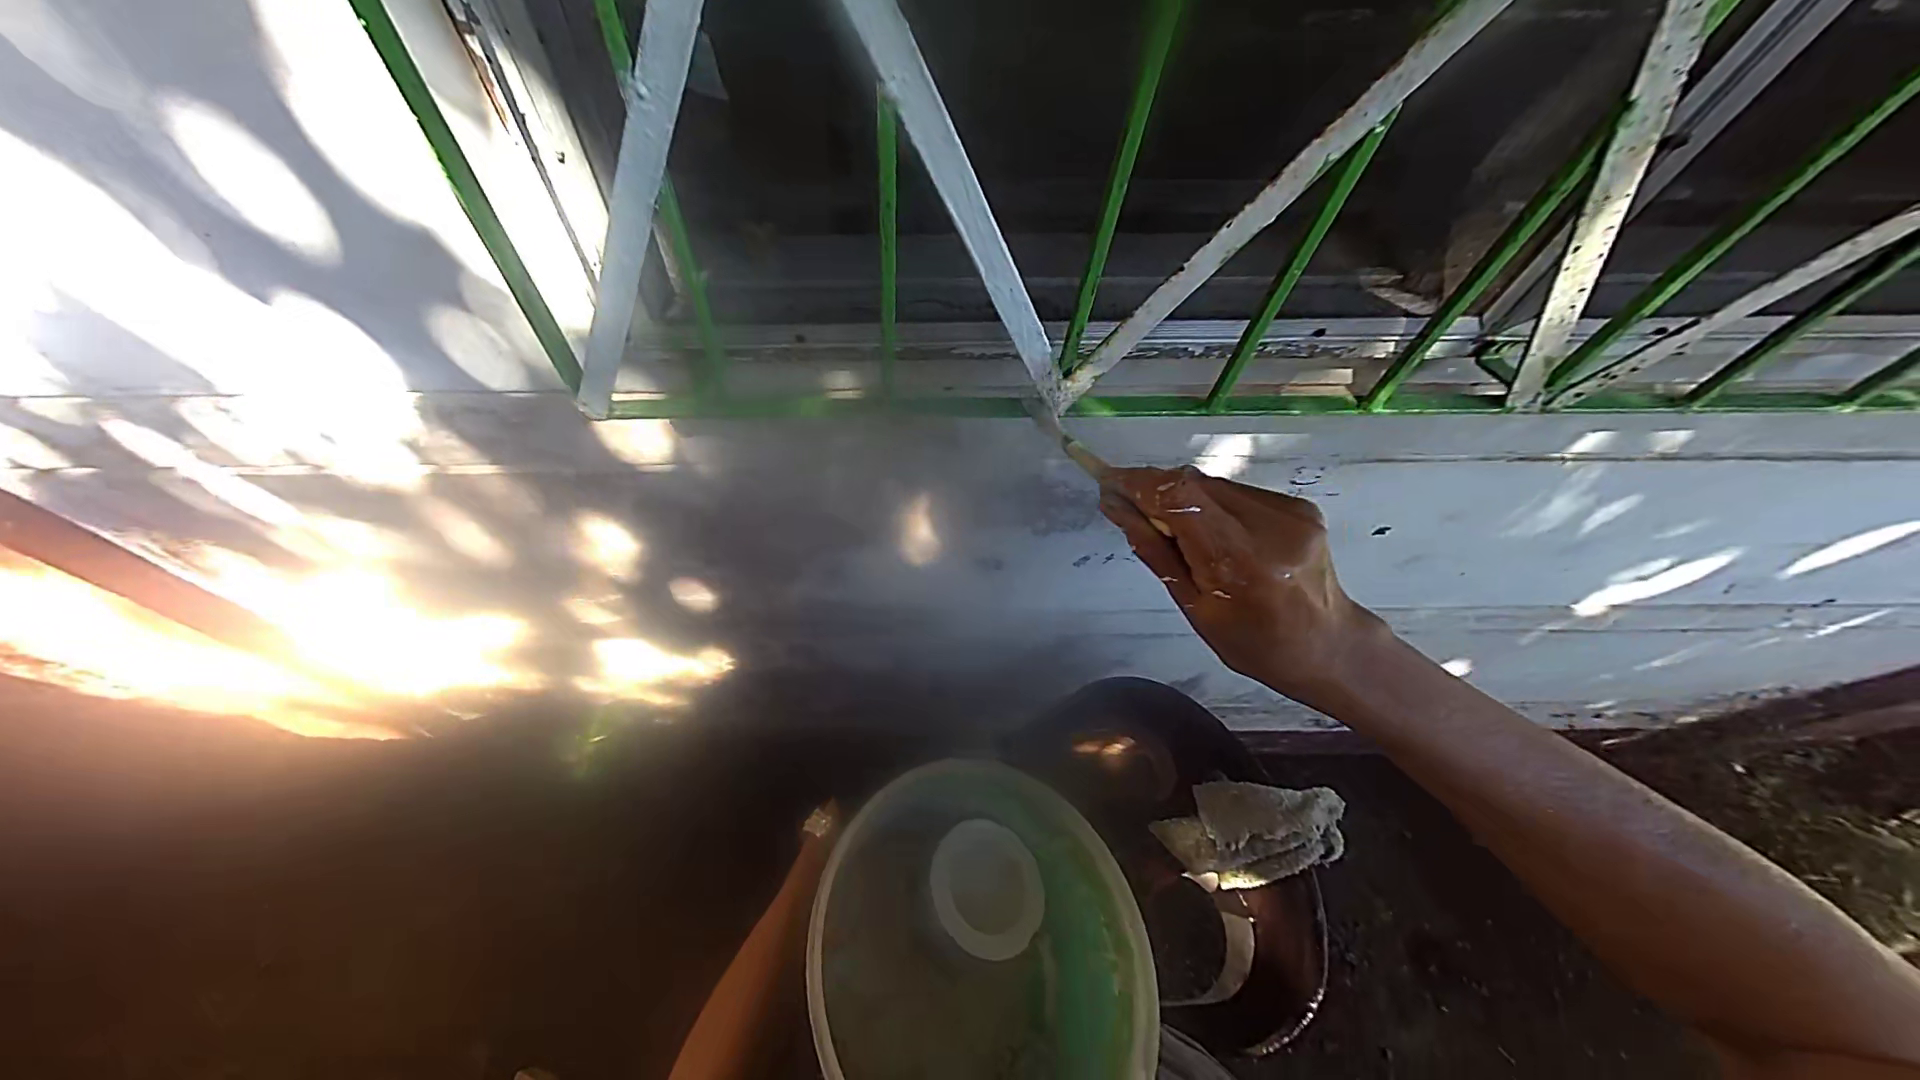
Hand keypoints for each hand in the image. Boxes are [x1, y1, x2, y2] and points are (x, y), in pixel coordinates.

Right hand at [1098, 466, 1380, 707]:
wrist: (1327, 644)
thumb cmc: (1252, 642)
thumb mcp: (1192, 605)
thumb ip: (1153, 550)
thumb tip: (1115, 506)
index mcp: (1240, 564)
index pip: (1180, 498)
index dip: (1138, 482)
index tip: (1107, 481)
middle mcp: (1270, 528)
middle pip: (1194, 483)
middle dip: (1154, 489)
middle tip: (1132, 508)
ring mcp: (1290, 512)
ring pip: (1214, 484)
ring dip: (1183, 497)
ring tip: (1179, 532)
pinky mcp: (1300, 505)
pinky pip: (1237, 492)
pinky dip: (1212, 503)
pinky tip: (1214, 532)